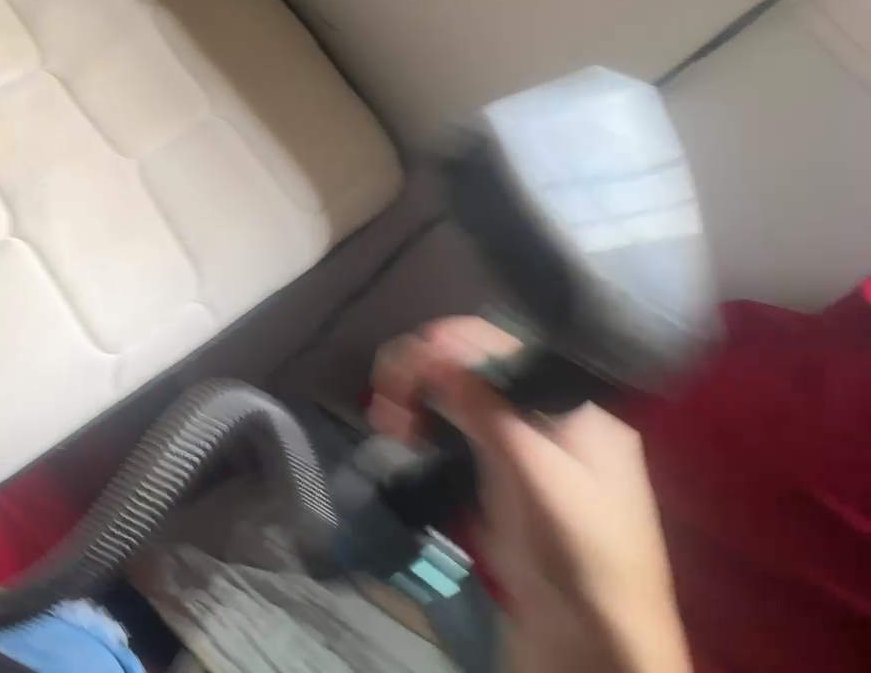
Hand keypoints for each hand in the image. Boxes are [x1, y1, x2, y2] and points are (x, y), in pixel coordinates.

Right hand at [371, 319, 690, 672]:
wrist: (586, 629)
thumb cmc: (575, 547)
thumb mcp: (536, 471)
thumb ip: (485, 406)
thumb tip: (432, 344)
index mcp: (570, 405)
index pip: (497, 346)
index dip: (442, 346)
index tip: (399, 373)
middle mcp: (541, 410)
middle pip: (467, 362)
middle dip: (417, 372)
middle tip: (386, 402)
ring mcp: (514, 437)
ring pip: (448, 389)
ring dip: (410, 396)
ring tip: (389, 424)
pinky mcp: (489, 463)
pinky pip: (444, 420)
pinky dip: (416, 419)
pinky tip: (400, 436)